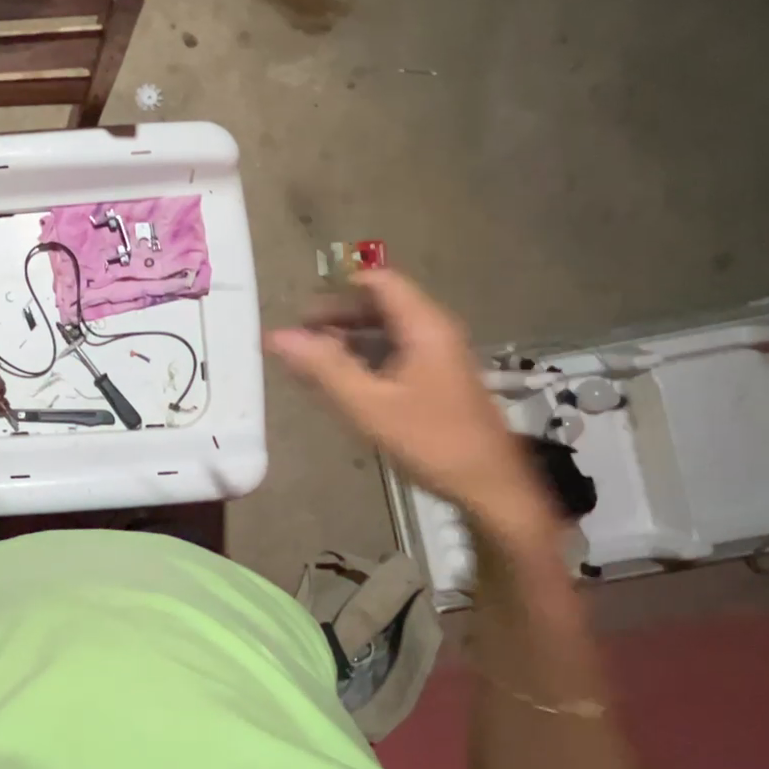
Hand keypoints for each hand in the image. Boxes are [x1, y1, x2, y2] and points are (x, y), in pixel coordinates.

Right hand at [267, 269, 547, 537]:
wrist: (491, 487)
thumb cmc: (431, 440)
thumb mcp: (368, 404)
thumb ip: (323, 367)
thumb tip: (276, 336)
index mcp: (423, 327)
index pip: (378, 282)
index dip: (337, 289)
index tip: (301, 312)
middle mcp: (433, 331)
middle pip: (379, 304)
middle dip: (336, 316)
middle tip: (297, 339)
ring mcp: (438, 355)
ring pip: (385, 330)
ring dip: (347, 339)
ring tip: (309, 362)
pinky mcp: (437, 378)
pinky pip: (394, 352)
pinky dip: (364, 358)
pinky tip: (340, 382)